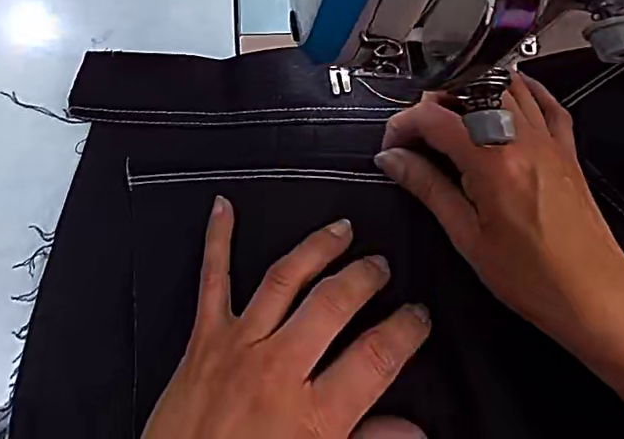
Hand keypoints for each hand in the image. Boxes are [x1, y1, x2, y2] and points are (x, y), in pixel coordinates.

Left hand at [142, 196, 432, 438]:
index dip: (406, 330)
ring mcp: (238, 347)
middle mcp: (277, 371)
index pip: (375, 357)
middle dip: (365, 276)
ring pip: (286, 278)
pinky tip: (223, 207)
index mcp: (311, 418)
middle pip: (333, 303)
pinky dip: (217, 240)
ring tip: (342, 229)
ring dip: (318, 247)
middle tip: (382, 264)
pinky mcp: (204, 340)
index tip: (418, 315)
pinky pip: (212, 280)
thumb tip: (415, 431)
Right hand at [372, 75, 623, 360]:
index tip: (393, 144)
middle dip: (434, 103)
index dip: (403, 124)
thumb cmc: (538, 279)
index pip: (433, 117)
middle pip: (467, 87)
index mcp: (491, 158)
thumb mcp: (468, 238)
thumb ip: (428, 188)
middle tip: (418, 135)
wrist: (598, 299)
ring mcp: (546, 137)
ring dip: (471, 92)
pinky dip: (521, 90)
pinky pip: (544, 101)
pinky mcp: (565, 147)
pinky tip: (507, 97)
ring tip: (453, 120)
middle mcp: (520, 136)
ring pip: (504, 84)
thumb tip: (395, 160)